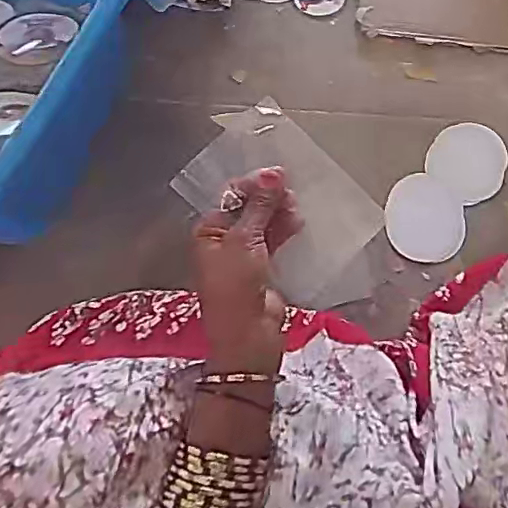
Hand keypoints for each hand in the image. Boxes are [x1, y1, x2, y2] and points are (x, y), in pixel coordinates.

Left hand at [191, 168, 302, 373]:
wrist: (248, 333)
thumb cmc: (236, 285)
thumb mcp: (245, 241)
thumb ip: (260, 207)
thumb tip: (273, 174)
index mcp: (209, 231)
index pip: (231, 198)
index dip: (254, 185)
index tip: (278, 175)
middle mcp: (224, 240)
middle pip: (249, 209)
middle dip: (268, 198)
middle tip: (290, 191)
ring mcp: (245, 254)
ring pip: (264, 223)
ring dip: (279, 213)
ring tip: (296, 206)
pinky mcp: (264, 266)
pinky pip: (275, 240)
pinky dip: (285, 229)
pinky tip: (298, 222)